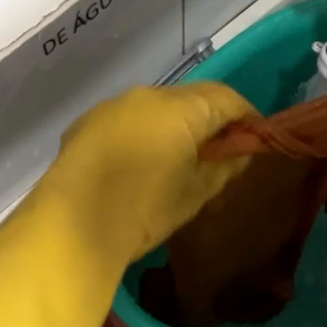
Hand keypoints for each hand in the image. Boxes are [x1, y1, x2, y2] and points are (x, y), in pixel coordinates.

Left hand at [0, 83, 254, 326]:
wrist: (70, 230)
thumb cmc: (143, 209)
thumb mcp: (195, 194)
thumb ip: (224, 168)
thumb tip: (239, 154)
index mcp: (177, 106)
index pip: (226, 98)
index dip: (247, 119)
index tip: (256, 143)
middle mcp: (142, 96)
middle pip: (188, 101)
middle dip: (208, 125)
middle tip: (220, 158)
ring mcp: (108, 110)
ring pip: (153, 113)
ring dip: (172, 131)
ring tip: (180, 166)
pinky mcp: (83, 130)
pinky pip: (125, 127)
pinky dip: (142, 140)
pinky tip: (141, 170)